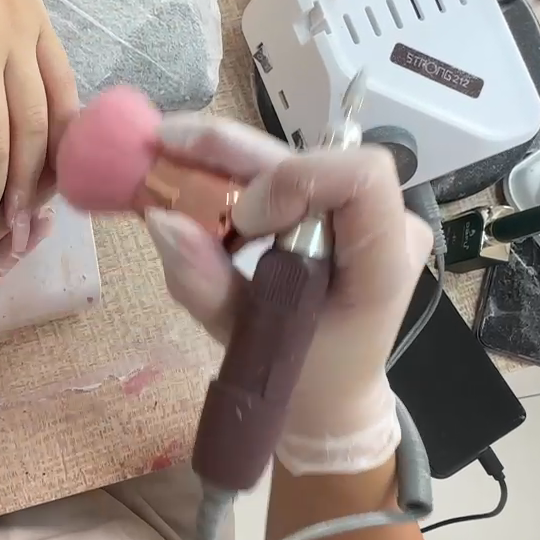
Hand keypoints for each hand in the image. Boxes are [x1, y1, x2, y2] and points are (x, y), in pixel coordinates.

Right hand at [143, 113, 432, 474]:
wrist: (328, 396)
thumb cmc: (299, 379)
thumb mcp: (245, 341)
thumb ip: (204, 283)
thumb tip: (158, 218)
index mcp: (380, 261)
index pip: (359, 177)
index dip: (293, 181)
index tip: (242, 222)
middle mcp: (381, 222)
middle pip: (307, 157)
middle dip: (230, 152)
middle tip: (161, 143)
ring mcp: (358, 213)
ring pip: (286, 161)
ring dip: (221, 162)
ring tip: (163, 163)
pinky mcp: (330, 212)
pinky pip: (278, 178)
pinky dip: (228, 180)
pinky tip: (190, 187)